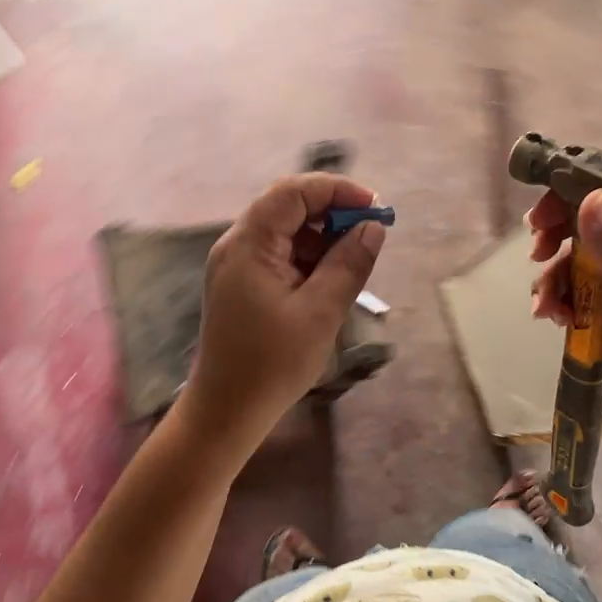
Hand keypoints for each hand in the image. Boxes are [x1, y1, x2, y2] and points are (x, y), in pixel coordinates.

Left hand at [186, 173, 385, 434]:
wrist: (226, 411)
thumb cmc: (272, 364)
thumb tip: (372, 228)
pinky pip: (280, 257)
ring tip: (355, 265)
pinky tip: (331, 284)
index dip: (336, 190)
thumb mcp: (320, 313)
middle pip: (288, 208)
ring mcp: (237, 267)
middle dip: (333, 215)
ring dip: (324, 241)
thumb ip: (348, 265)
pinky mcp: (243, 286)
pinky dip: (309, 262)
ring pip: (287, 234)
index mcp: (249, 245)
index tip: (374, 208)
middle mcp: (237, 246)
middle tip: (371, 237)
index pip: (293, 192)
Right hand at [527, 188, 601, 389]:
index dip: (569, 195)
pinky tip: (554, 318)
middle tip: (536, 252)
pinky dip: (555, 301)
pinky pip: (567, 289)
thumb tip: (591, 199)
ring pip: (567, 260)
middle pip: (578, 221)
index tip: (542, 216)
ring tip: (546, 307)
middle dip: (551, 236)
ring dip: (550, 280)